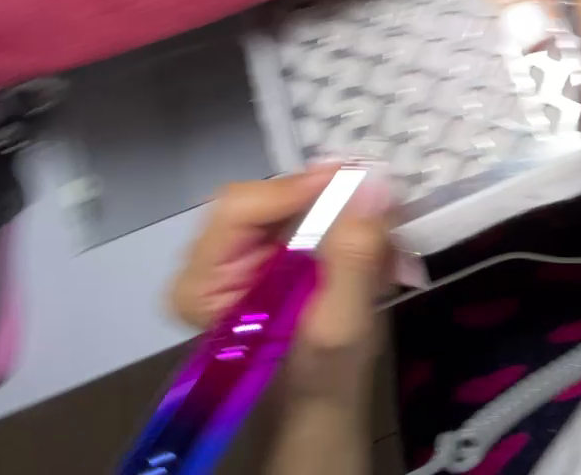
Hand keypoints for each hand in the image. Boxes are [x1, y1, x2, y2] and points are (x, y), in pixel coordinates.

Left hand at [168, 164, 396, 402]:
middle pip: (268, 194)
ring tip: (377, 229)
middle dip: (326, 196)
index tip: (353, 182)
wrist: (323, 398)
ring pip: (292, 195)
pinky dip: (343, 215)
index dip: (296, 189)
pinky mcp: (268, 245)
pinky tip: (367, 237)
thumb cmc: (323, 378)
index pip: (239, 208)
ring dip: (341, 205)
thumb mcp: (342, 324)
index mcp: (203, 284)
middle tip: (376, 203)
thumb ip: (353, 258)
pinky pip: (306, 206)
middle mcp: (211, 259)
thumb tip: (372, 186)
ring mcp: (239, 249)